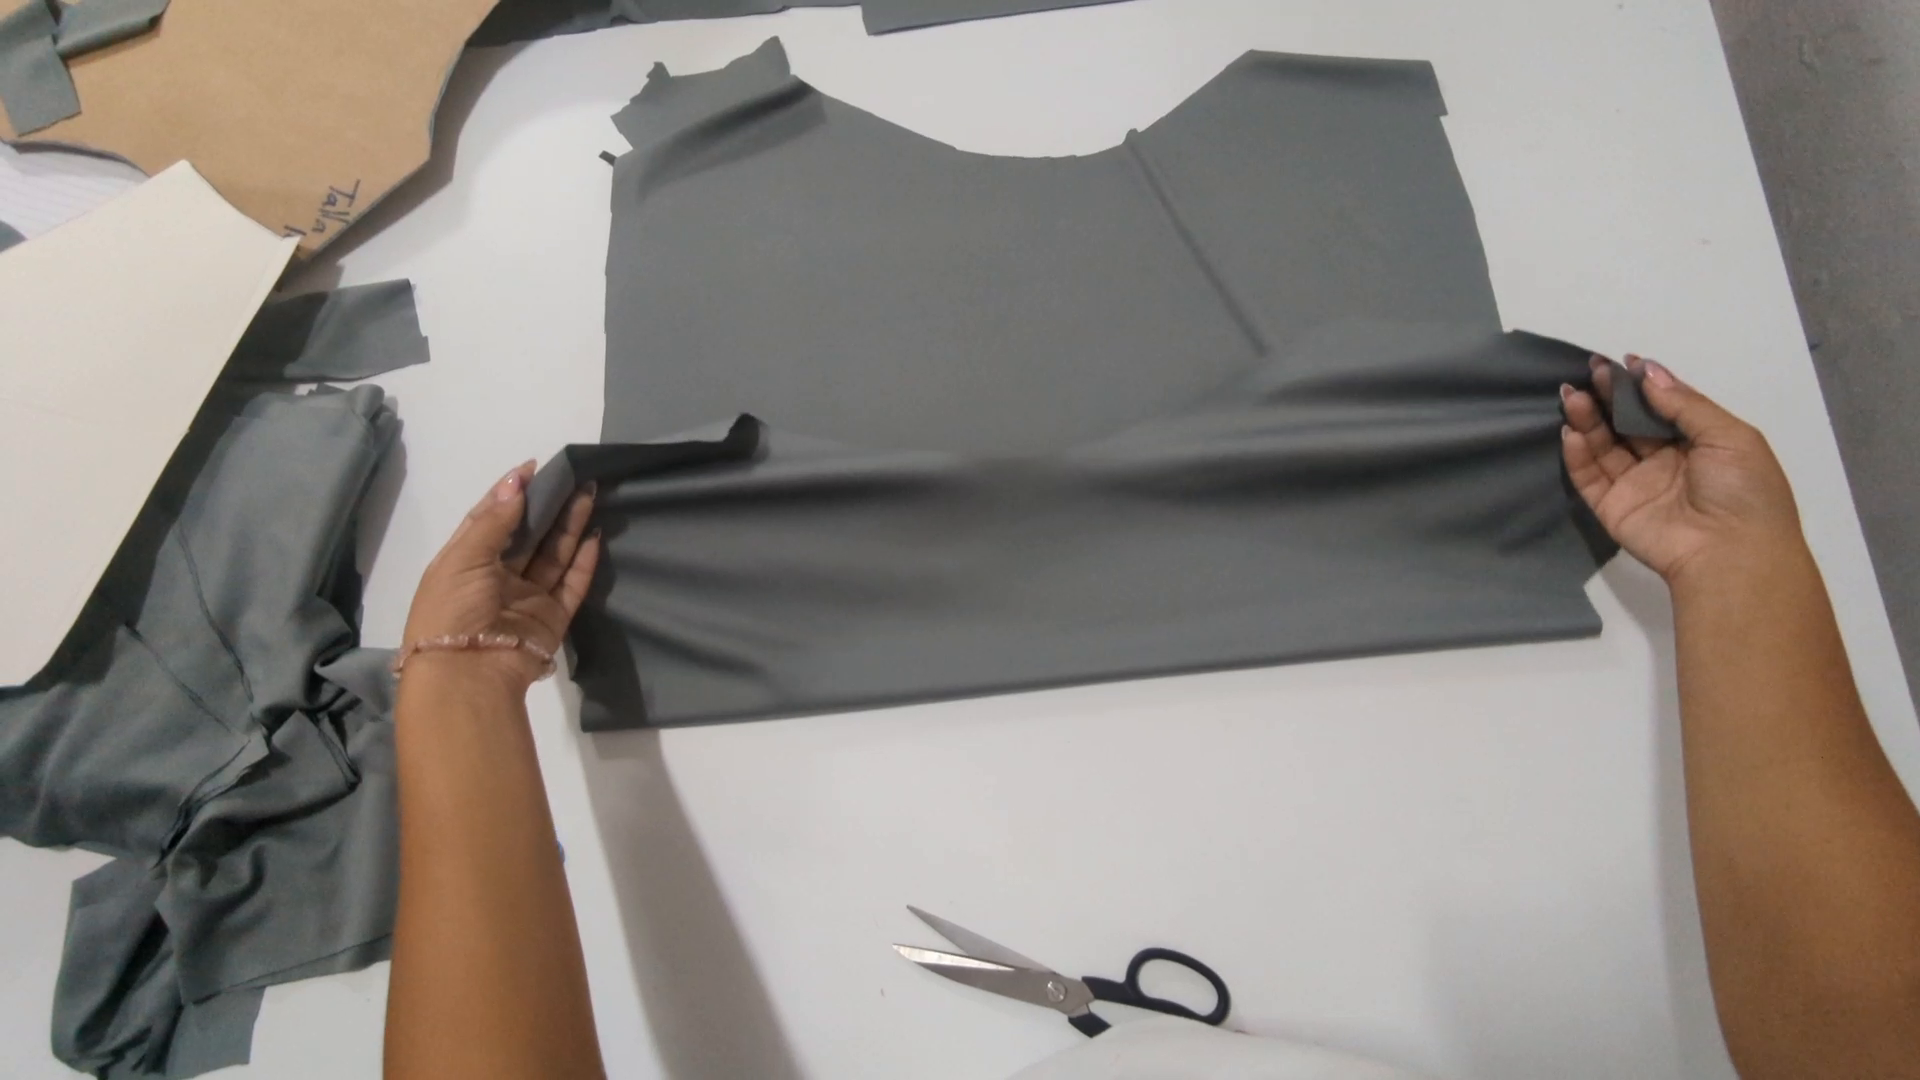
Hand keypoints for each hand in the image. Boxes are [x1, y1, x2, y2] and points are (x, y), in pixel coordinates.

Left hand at [400, 462, 600, 689]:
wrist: (469, 673)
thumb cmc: (453, 610)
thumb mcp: (462, 559)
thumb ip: (494, 521)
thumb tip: (517, 483)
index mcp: (464, 563)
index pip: (488, 519)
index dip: (509, 494)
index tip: (533, 469)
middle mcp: (496, 578)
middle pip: (528, 535)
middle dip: (548, 505)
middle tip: (572, 477)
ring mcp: (527, 597)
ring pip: (553, 555)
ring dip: (570, 526)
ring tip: (590, 495)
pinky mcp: (553, 616)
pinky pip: (572, 584)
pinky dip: (584, 561)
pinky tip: (595, 536)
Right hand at [1561, 355, 1802, 585]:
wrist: (1728, 550)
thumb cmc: (1744, 490)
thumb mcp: (1729, 436)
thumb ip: (1684, 404)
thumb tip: (1646, 371)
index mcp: (1698, 442)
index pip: (1661, 407)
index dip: (1641, 384)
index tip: (1619, 362)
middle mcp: (1663, 459)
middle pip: (1626, 423)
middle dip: (1607, 396)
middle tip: (1588, 371)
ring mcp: (1633, 482)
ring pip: (1602, 445)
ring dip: (1586, 419)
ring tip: (1570, 395)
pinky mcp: (1608, 504)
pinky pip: (1587, 475)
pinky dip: (1576, 454)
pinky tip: (1570, 432)